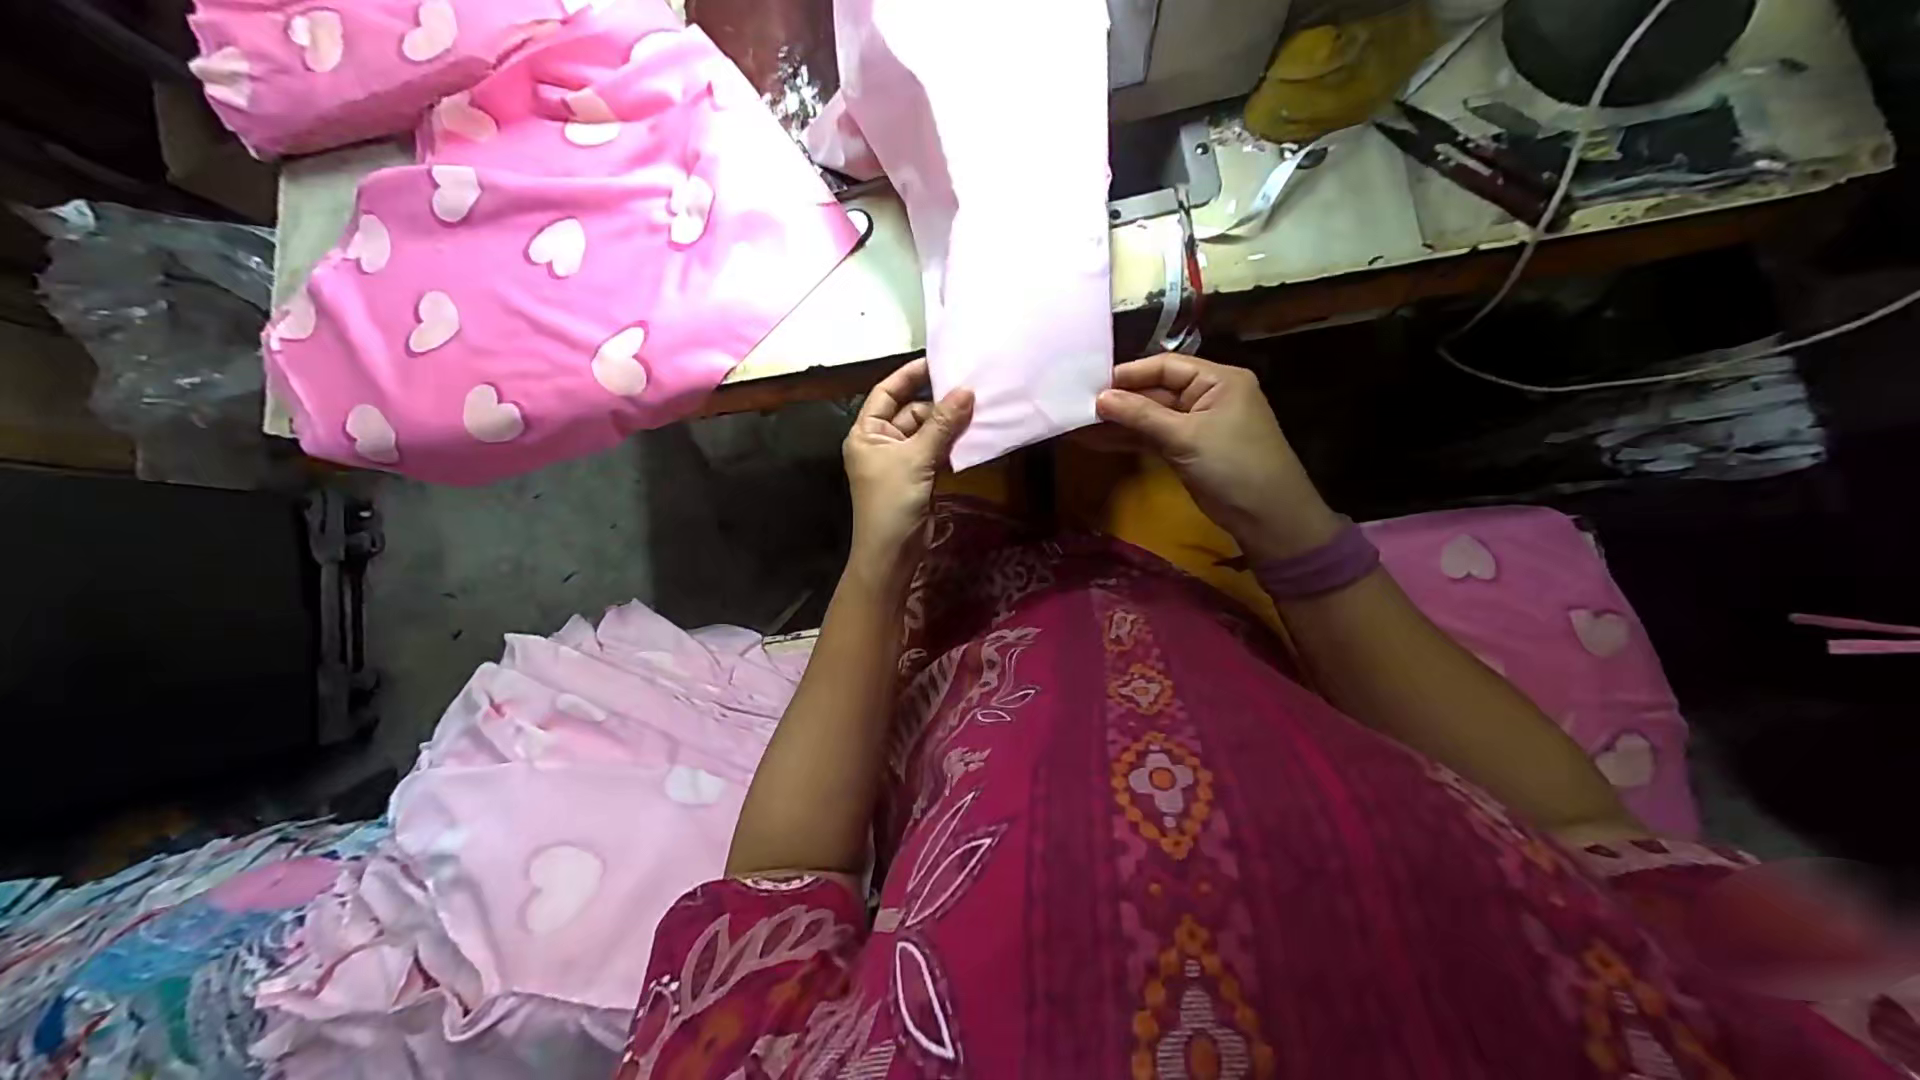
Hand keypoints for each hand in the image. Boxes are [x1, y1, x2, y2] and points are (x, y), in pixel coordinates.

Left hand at [843, 358, 973, 567]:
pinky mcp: (918, 476)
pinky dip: (952, 445)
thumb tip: (967, 391)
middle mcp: (881, 442)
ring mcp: (901, 460)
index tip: (938, 361)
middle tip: (971, 389)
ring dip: (949, 424)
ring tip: (979, 408)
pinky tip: (974, 435)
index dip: (909, 376)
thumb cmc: (892, 501)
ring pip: (928, 432)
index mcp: (866, 432)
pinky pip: (936, 451)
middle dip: (938, 403)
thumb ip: (941, 425)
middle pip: (911, 411)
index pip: (886, 393)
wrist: (892, 552)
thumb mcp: (916, 458)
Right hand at [1096, 353, 1339, 559]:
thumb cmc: (1233, 466)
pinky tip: (1098, 442)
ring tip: (1079, 425)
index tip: (1092, 383)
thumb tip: (1100, 398)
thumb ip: (1141, 415)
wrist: (1268, 517)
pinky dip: (1129, 440)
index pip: (1166, 366)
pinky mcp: (1187, 450)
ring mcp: (1196, 425)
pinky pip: (1153, 438)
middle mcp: (1207, 396)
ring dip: (1119, 423)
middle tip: (1078, 406)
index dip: (1129, 374)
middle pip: (1156, 391)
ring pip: (1151, 417)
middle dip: (1120, 401)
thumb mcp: (1186, 437)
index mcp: (1217, 380)